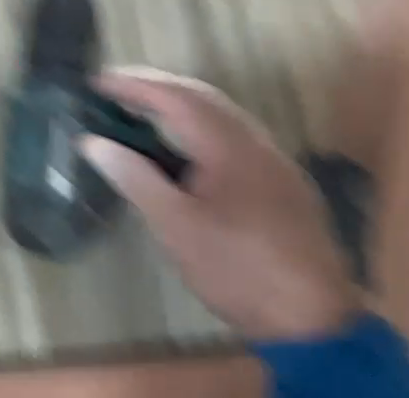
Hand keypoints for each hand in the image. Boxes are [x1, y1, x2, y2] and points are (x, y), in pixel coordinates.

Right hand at [81, 68, 360, 342]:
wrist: (317, 325)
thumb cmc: (237, 268)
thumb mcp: (174, 225)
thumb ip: (132, 176)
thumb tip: (92, 142)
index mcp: (231, 149)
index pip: (176, 98)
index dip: (134, 84)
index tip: (96, 82)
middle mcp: (259, 147)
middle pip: (204, 98)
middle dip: (157, 86)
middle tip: (115, 88)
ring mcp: (278, 166)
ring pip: (224, 116)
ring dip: (180, 104)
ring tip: (141, 110)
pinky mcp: (285, 188)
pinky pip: (236, 137)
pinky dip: (200, 125)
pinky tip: (183, 147)